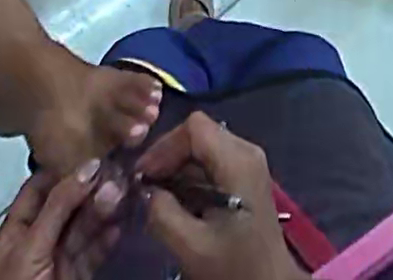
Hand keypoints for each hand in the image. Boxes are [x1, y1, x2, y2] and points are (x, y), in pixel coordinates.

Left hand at [0, 164, 126, 279]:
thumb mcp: (31, 249)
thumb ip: (59, 206)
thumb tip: (90, 164)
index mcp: (16, 232)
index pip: (40, 188)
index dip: (65, 169)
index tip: (96, 150)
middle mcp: (37, 243)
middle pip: (67, 206)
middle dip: (92, 189)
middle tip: (120, 174)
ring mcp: (58, 263)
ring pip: (84, 227)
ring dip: (104, 210)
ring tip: (124, 195)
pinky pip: (94, 253)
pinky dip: (109, 238)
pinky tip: (123, 224)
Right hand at [138, 113, 306, 279]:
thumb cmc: (234, 267)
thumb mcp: (192, 247)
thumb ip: (164, 214)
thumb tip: (148, 190)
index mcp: (237, 161)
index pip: (195, 127)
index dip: (165, 146)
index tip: (144, 175)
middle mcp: (246, 150)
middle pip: (200, 133)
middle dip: (169, 155)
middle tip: (146, 185)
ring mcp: (249, 161)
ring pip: (205, 145)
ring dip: (178, 165)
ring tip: (157, 194)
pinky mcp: (247, 174)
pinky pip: (214, 160)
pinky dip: (192, 174)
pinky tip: (178, 200)